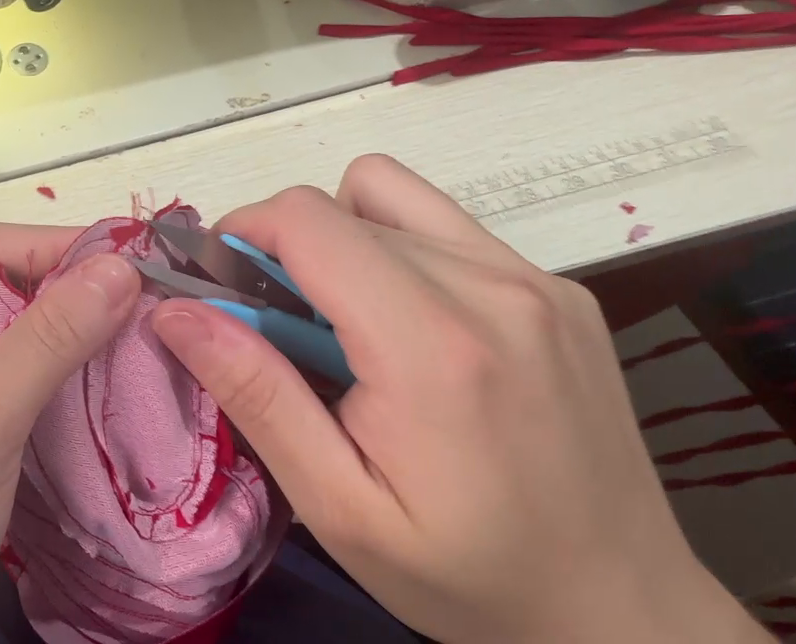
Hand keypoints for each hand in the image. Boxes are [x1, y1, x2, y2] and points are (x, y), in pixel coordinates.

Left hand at [0, 224, 140, 643]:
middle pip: (0, 282)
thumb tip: (120, 266)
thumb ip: (50, 337)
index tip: (137, 257)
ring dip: (71, 329)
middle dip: (71, 289)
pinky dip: (58, 368)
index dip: (57, 246)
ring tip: (144, 328)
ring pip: (14, 325)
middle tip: (152, 297)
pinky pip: (14, 367)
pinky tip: (108, 371)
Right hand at [151, 155, 767, 643]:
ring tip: (341, 314)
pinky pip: (441, 224)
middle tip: (277, 328)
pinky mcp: (559, 288)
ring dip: (339, 234)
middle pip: (338, 203)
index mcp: (430, 342)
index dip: (243, 233)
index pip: (307, 217)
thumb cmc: (466, 572)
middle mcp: (492, 287)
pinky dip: (395, 248)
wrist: (622, 614)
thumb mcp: (335, 503)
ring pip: (387, 193)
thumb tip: (172, 310)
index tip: (222, 287)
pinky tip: (406, 325)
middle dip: (282, 247)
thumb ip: (254, 393)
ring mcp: (536, 280)